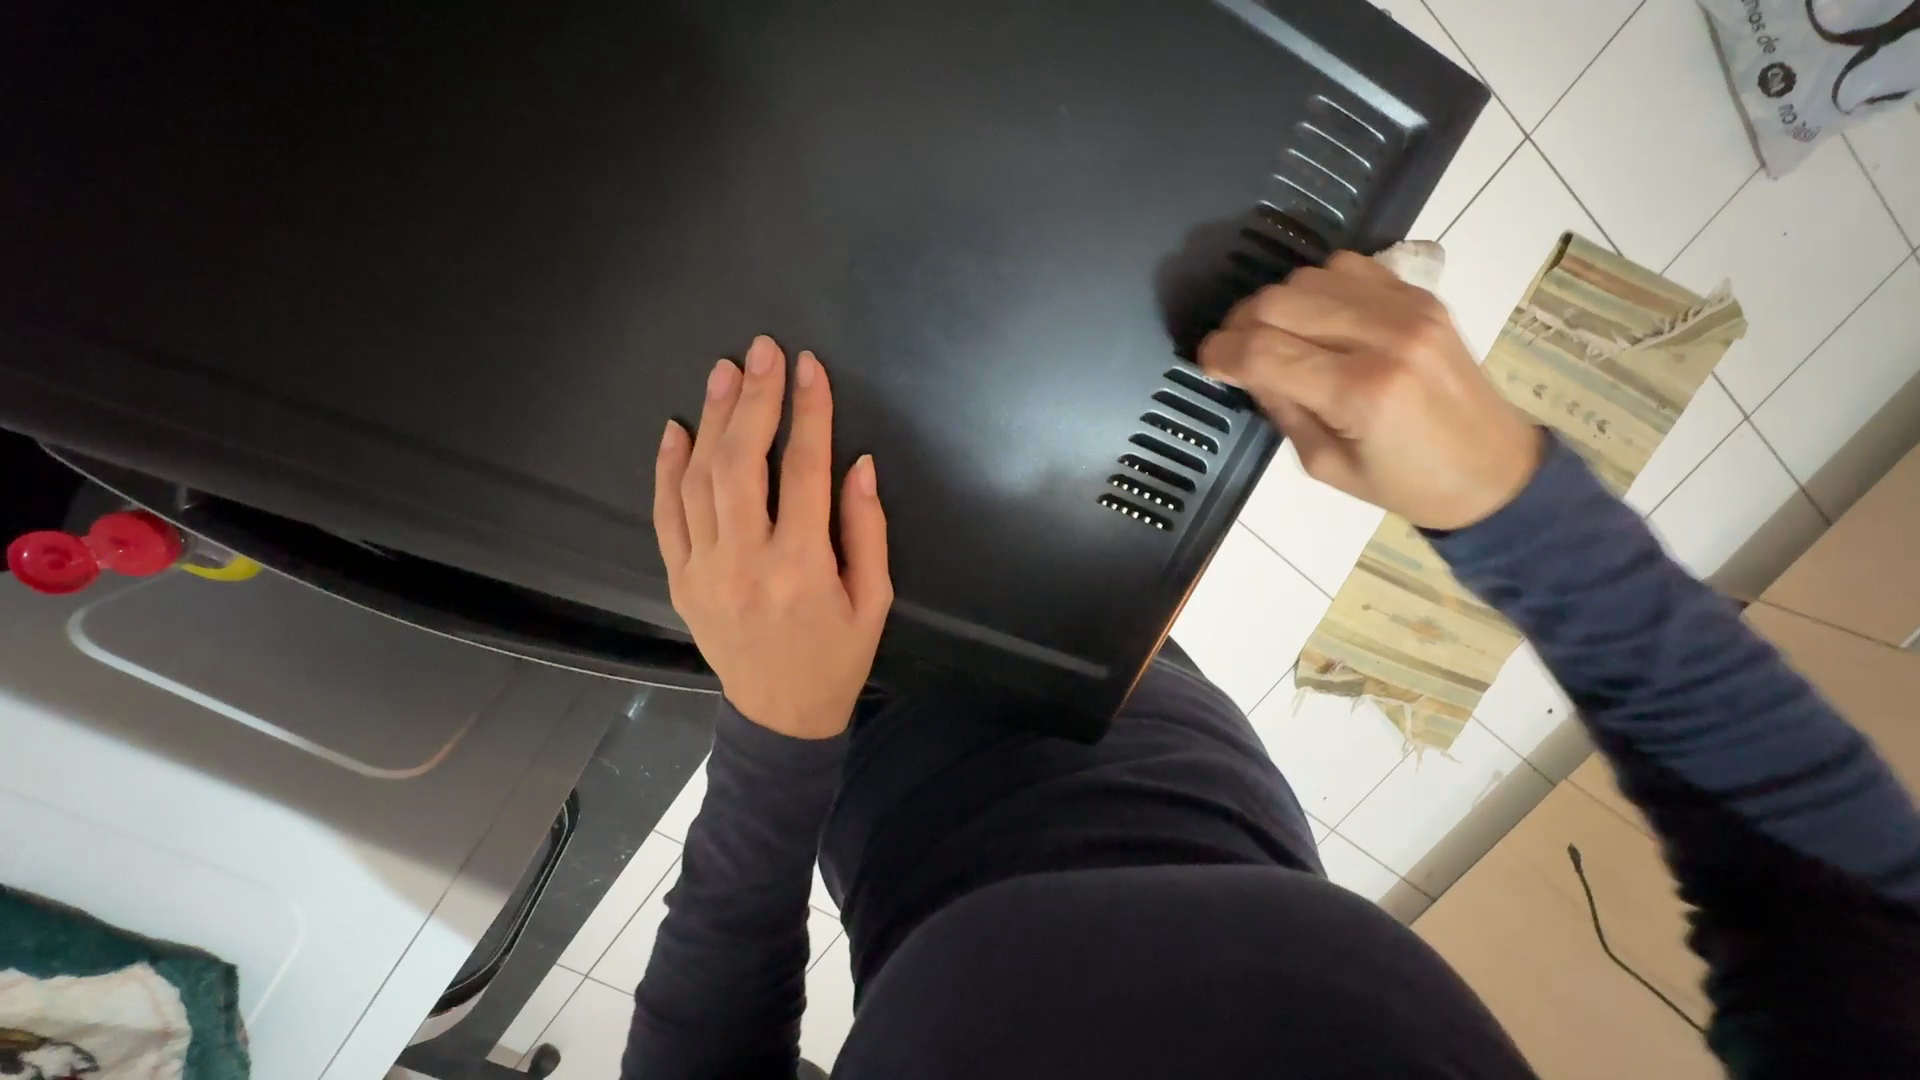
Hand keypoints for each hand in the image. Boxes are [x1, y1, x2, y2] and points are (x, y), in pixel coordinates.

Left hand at [653, 335, 892, 738]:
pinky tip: (677, 429)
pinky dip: (667, 469)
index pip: (807, 470)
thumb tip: (858, 463)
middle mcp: (746, 562)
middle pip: (743, 463)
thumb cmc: (837, 657)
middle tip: (761, 352)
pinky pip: (665, 515)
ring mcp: (703, 570)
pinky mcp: (679, 580)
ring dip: (712, 420)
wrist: (780, 718)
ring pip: (699, 480)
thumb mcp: (874, 599)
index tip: (809, 367)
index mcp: (803, 566)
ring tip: (723, 373)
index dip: (810, 412)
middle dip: (754, 400)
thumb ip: (868, 529)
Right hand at [1197, 251, 1542, 530]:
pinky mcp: (1420, 295)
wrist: (1492, 469)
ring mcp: (1407, 308)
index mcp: (1360, 393)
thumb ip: (1282, 408)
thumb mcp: (1324, 464)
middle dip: (1239, 326)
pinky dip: (1315, 288)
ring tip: (1270, 335)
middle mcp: (1384, 337)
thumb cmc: (1405, 484)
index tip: (1207, 364)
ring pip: (1306, 279)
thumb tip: (1246, 369)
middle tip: (1232, 351)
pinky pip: (1346, 268)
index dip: (1220, 353)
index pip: (1263, 352)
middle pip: (1278, 304)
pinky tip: (1313, 317)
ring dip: (1274, 306)